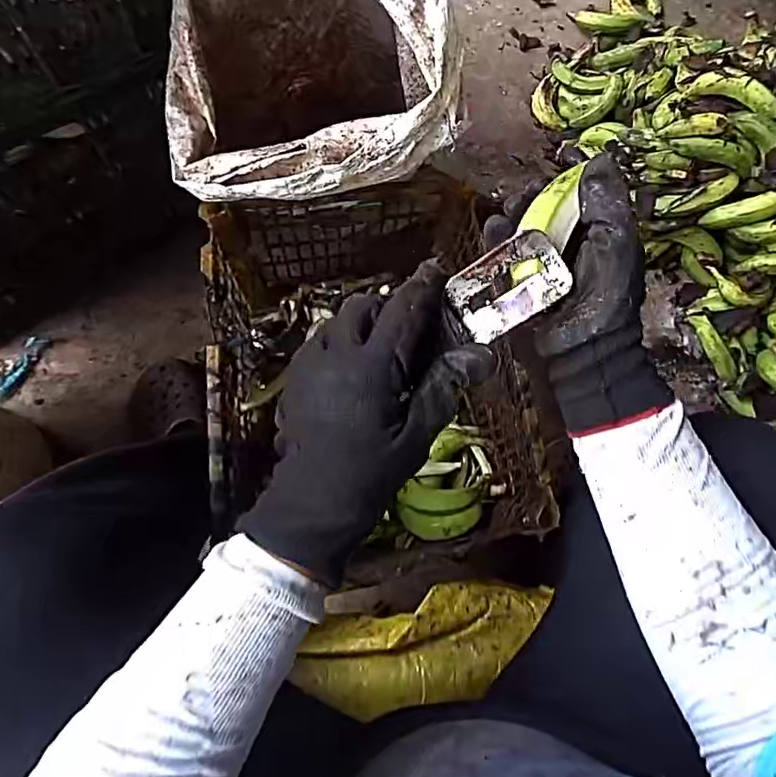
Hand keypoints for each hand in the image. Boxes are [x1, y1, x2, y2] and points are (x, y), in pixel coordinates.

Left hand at [236, 260, 494, 585]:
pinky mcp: (294, 381)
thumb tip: (481, 355)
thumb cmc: (369, 474)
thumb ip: (443, 388)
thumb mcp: (416, 436)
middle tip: (408, 322)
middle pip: (361, 306)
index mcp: (371, 368)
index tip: (435, 269)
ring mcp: (309, 367)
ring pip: (335, 322)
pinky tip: (349, 366)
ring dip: (360, 321)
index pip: (401, 312)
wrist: (310, 507)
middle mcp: (336, 356)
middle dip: (387, 303)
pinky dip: (338, 340)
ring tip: (379, 344)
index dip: (421, 287)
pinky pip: (317, 342)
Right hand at [485, 154, 670, 433]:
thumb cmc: (607, 300)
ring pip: (517, 219)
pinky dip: (495, 235)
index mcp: (594, 228)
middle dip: (536, 192)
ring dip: (514, 210)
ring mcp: (536, 257)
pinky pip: (497, 247)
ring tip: (515, 211)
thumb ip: (608, 201)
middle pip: (542, 200)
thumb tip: (600, 159)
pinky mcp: (513, 274)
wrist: (579, 351)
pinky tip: (498, 228)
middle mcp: (564, 238)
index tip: (561, 161)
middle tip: (534, 192)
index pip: (576, 189)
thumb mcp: (617, 243)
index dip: (568, 174)